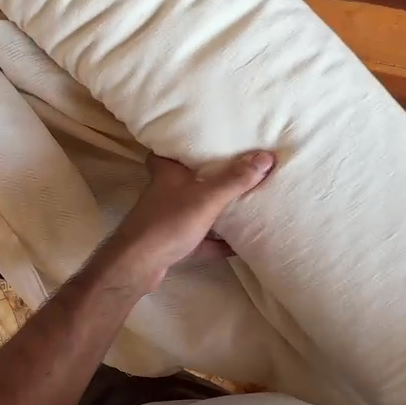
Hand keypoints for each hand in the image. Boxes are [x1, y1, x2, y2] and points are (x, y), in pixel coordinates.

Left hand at [95, 151, 275, 291]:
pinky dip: (216, 243)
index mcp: (167, 173)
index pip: (166, 151)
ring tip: (242, 204)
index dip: (180, 144)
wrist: (139, 264)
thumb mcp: (208, 197)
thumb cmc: (170, 221)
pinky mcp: (170, 244)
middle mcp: (164, 192)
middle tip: (233, 171)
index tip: (201, 139)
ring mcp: (166, 219)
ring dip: (213, 211)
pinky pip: (199, 240)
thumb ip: (235, 180)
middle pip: (185, 181)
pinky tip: (238, 245)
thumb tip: (266, 157)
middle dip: (206, 178)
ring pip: (193, 210)